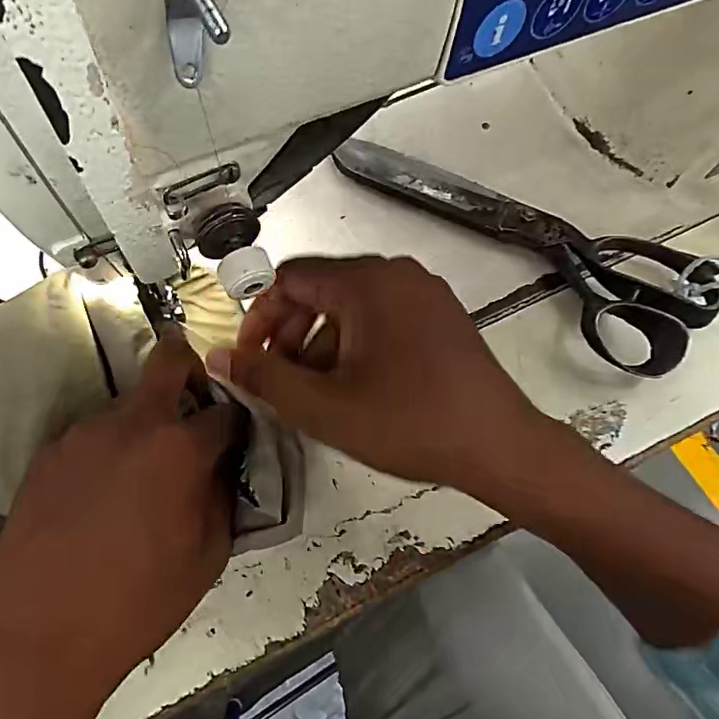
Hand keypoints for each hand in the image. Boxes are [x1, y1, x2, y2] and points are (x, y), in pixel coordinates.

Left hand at [0, 332, 243, 684]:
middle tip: (198, 412)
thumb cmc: (138, 602)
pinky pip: (95, 432)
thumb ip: (223, 497)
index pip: (228, 411)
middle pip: (171, 360)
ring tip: (145, 474)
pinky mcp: (49, 452)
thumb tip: (223, 467)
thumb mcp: (208, 555)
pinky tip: (108, 493)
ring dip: (149, 420)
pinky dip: (113, 446)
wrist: (38, 632)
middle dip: (195, 372)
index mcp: (179, 448)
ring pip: (130, 401)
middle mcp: (131, 424)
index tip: (238, 443)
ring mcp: (83, 433)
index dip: (240, 425)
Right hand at [208, 255, 569, 493]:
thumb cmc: (410, 423)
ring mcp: (426, 293)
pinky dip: (358, 344)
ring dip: (323, 343)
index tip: (250, 360)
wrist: (498, 444)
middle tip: (280, 380)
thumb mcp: (324, 407)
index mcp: (367, 282)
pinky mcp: (444, 316)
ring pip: (353, 306)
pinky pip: (384, 318)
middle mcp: (398, 274)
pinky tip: (358, 387)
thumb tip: (219, 356)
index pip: (290, 279)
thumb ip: (264, 377)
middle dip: (291, 333)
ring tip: (318, 393)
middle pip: (322, 289)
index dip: (259, 318)